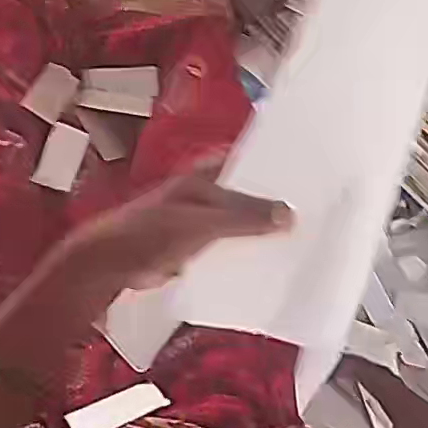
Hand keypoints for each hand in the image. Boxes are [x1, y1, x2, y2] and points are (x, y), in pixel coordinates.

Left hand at [47, 168, 291, 295]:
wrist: (114, 263)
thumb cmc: (152, 231)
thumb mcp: (204, 221)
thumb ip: (245, 217)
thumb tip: (288, 215)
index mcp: (209, 173)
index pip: (252, 163)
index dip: (278, 169)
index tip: (309, 179)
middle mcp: (210, 192)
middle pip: (252, 194)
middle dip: (276, 204)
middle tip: (313, 213)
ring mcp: (205, 218)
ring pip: (244, 221)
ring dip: (263, 231)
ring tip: (300, 239)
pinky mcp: (201, 245)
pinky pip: (232, 245)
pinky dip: (247, 252)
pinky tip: (269, 262)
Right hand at [334, 358, 427, 427]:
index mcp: (405, 407)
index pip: (374, 376)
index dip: (352, 365)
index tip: (330, 360)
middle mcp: (417, 403)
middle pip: (386, 376)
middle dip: (361, 368)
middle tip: (335, 366)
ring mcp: (426, 412)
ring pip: (395, 386)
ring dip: (374, 379)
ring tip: (350, 378)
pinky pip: (402, 397)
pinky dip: (385, 392)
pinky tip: (375, 402)